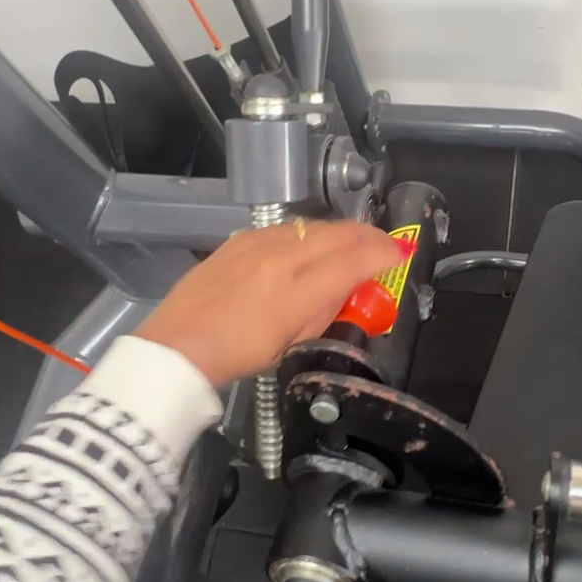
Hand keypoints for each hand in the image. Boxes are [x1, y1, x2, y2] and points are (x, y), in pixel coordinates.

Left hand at [136, 220, 408, 387]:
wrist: (179, 345)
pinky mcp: (241, 238)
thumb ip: (325, 310)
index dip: (386, 255)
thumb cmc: (239, 354)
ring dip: (342, 234)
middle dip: (370, 238)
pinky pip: (289, 228)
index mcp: (295, 290)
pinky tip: (314, 246)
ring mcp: (258, 242)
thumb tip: (349, 289)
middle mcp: (280, 256)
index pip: (354, 260)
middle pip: (339, 234)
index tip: (402, 256)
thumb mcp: (293, 343)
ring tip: (355, 246)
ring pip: (315, 226)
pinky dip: (312, 234)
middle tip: (387, 247)